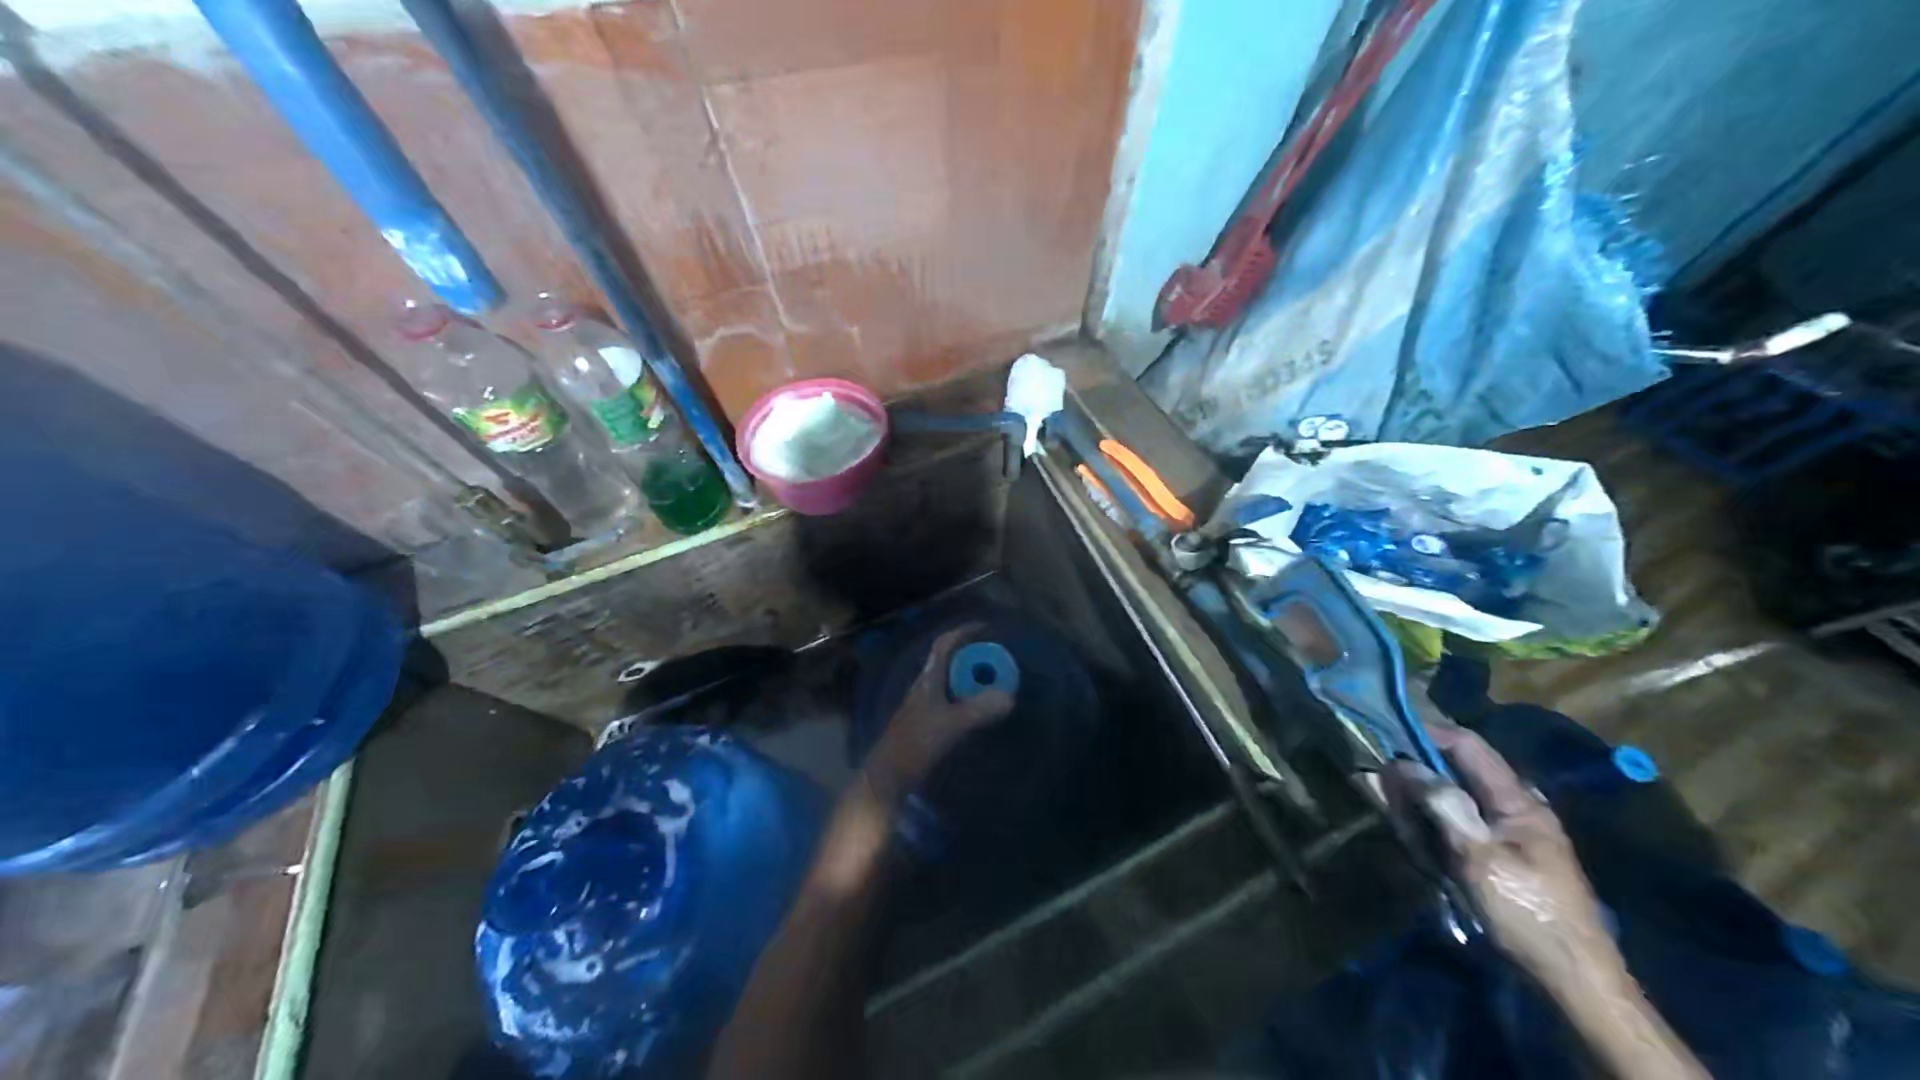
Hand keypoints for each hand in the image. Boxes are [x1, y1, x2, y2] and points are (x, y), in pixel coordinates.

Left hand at [862, 625, 1014, 805]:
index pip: (945, 645)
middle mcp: (925, 686)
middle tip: (996, 659)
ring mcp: (924, 704)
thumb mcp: (951, 725)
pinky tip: (978, 708)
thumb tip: (1010, 697)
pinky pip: (950, 698)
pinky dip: (966, 696)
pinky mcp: (926, 722)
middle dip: (972, 655)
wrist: (889, 775)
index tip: (985, 627)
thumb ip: (979, 710)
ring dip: (969, 677)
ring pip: (949, 681)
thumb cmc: (916, 744)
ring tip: (993, 682)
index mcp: (928, 679)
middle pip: (949, 661)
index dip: (963, 632)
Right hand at [1390, 724, 1617, 990]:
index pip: (1468, 746)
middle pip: (1453, 774)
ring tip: (1409, 840)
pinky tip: (1427, 858)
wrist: (1573, 979)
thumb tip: (1404, 762)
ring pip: (1450, 802)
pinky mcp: (1502, 855)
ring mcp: (1510, 832)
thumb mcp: (1478, 856)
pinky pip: (1457, 828)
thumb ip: (1442, 804)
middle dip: (1415, 783)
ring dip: (1421, 814)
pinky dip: (1434, 834)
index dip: (1426, 733)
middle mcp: (1515, 807)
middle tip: (1386, 799)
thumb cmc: (1527, 912)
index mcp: (1518, 800)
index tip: (1383, 733)